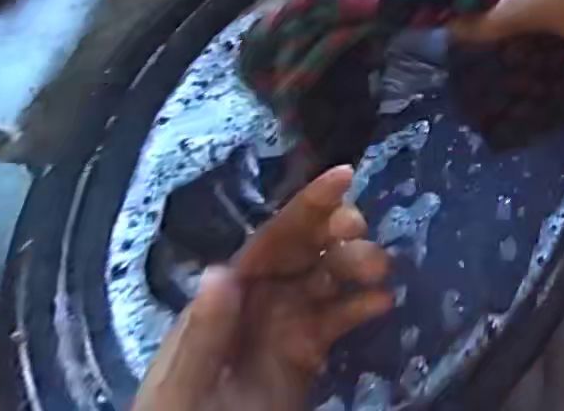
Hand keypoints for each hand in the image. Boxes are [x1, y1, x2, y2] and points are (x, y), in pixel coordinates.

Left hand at [132, 167, 393, 410]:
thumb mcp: (181, 391)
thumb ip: (204, 336)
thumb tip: (220, 270)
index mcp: (230, 290)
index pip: (274, 235)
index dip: (310, 202)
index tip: (345, 174)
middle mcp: (263, 294)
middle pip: (307, 246)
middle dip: (337, 229)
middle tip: (359, 230)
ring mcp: (289, 320)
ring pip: (330, 274)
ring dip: (357, 264)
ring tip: (380, 270)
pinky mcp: (308, 349)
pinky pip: (340, 316)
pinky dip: (363, 305)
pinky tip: (383, 302)